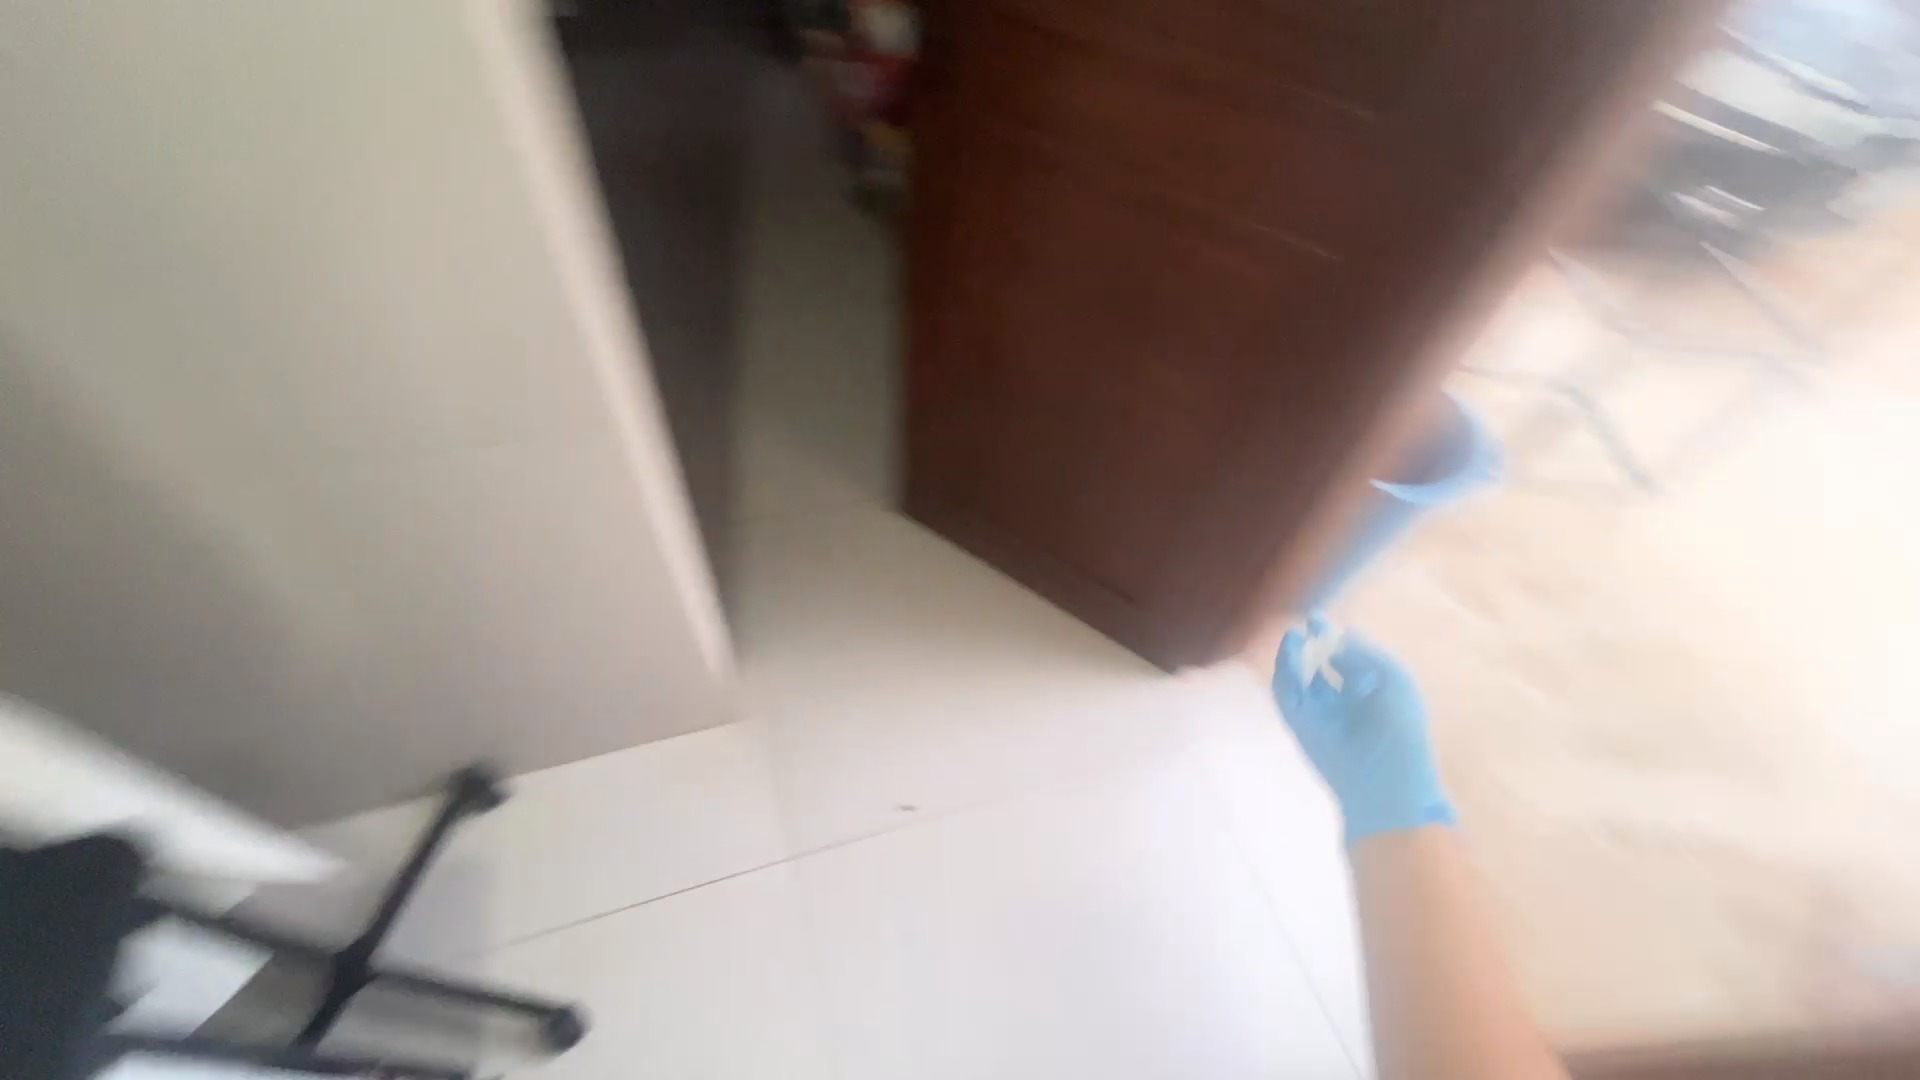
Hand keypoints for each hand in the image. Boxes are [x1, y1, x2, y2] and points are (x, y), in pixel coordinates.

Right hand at [1272, 616, 1455, 846]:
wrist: (1385, 783)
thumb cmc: (1400, 731)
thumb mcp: (1395, 680)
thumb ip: (1366, 652)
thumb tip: (1339, 635)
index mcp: (1373, 692)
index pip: (1348, 659)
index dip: (1335, 639)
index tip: (1320, 620)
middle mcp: (1344, 701)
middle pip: (1321, 665)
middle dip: (1312, 645)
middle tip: (1303, 626)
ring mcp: (1319, 713)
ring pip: (1300, 677)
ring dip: (1294, 656)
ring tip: (1294, 636)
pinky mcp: (1299, 725)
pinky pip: (1286, 694)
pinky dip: (1283, 672)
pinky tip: (1288, 654)